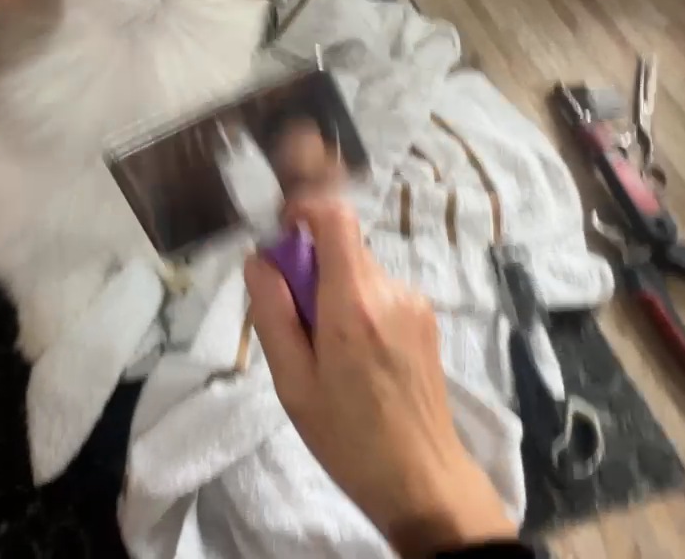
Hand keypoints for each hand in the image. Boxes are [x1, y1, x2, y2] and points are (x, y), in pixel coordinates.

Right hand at [245, 126, 517, 557]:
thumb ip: (272, 311)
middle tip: (295, 320)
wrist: (424, 480)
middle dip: (309, 266)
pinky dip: (356, 303)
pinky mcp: (425, 314)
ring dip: (332, 289)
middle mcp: (390, 288)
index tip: (281, 228)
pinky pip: (377, 288)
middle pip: (341, 244)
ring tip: (328, 350)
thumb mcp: (292, 381)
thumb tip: (259, 258)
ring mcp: (414, 300)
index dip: (305, 204)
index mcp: (354, 302)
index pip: (335, 215)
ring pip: (357, 268)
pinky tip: (355, 355)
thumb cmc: (348, 437)